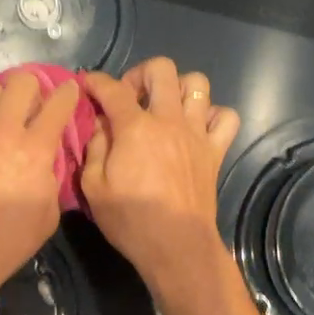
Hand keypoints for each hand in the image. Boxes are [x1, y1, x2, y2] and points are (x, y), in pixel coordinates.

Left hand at [0, 71, 80, 314]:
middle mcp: (1, 130)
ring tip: (0, 115)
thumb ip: (50, 177)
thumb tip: (46, 160)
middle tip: (32, 104)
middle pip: (22, 82)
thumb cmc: (6, 242)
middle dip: (33, 88)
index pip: (58, 103)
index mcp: (33, 149)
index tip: (69, 92)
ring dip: (0, 99)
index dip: (68, 93)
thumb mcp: (48, 214)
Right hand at [81, 57, 240, 288]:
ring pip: (197, 84)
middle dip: (140, 74)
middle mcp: (169, 121)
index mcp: (135, 128)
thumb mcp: (94, 188)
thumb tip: (100, 125)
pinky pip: (225, 117)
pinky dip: (212, 114)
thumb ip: (94, 148)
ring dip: (178, 88)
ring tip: (164, 108)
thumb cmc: (131, 220)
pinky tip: (196, 127)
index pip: (113, 89)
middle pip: (161, 69)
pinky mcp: (215, 150)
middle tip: (130, 97)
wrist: (176, 245)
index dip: (96, 81)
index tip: (88, 86)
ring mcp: (197, 133)